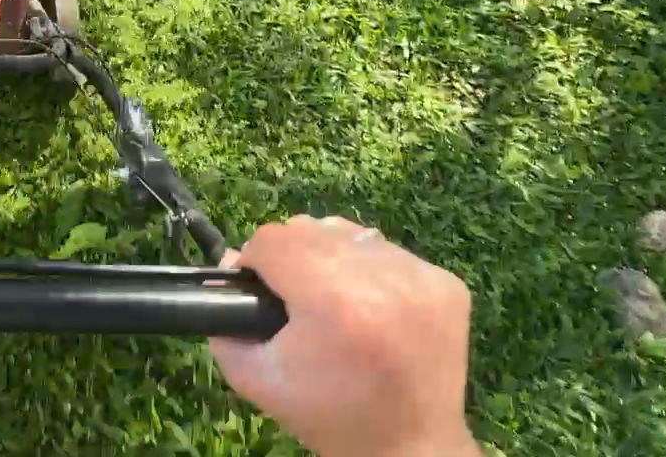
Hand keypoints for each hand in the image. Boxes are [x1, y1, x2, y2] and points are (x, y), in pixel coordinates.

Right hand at [210, 216, 476, 456]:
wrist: (412, 450)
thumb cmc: (329, 414)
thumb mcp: (255, 377)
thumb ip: (221, 316)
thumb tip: (231, 260)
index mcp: (334, 301)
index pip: (271, 240)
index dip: (256, 264)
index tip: (262, 293)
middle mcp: (382, 280)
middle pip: (306, 229)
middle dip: (290, 258)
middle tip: (296, 299)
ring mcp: (419, 277)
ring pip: (342, 232)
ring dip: (326, 255)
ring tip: (331, 296)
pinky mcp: (444, 282)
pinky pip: (380, 248)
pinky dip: (364, 267)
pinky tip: (367, 303)